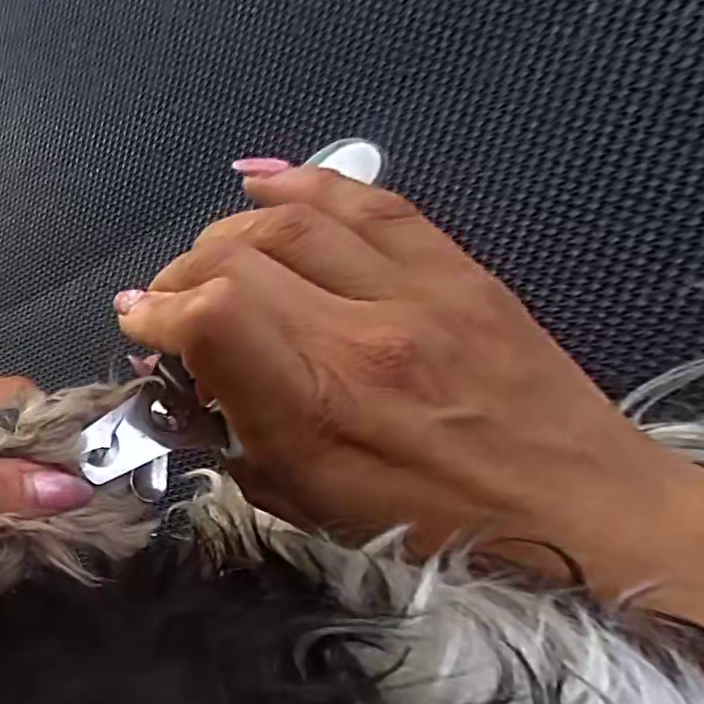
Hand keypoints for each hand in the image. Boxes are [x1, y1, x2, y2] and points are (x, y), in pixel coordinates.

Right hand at [114, 165, 703, 563]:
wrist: (568, 511)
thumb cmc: (406, 523)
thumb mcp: (284, 495)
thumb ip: (219, 428)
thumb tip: (173, 376)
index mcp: (309, 402)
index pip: (207, 316)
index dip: (153, 312)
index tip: (134, 324)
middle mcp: (357, 331)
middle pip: (236, 255)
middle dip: (176, 273)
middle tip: (161, 301)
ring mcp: (414, 291)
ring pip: (293, 218)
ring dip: (225, 230)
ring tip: (201, 256)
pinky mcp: (456, 270)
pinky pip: (372, 201)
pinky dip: (306, 180)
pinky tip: (260, 180)